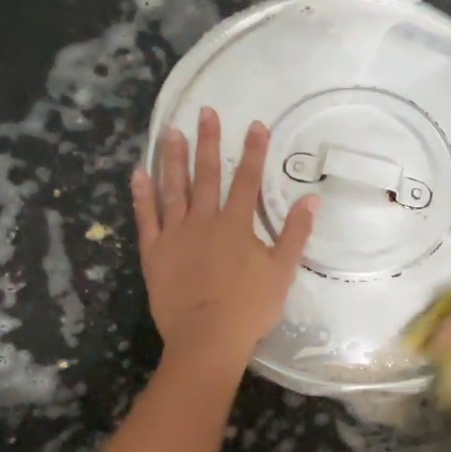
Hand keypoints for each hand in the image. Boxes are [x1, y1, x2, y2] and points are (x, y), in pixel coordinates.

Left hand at [132, 108, 316, 368]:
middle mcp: (203, 221)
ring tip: (169, 131)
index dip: (253, 151)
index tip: (255, 124)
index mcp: (236, 225)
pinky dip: (141, 194)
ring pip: (173, 188)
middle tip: (204, 112)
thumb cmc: (249, 308)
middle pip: (206, 175)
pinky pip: (145, 217)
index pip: (247, 180)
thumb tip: (312, 199)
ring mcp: (174, 235)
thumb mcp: (282, 272)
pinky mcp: (153, 252)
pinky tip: (138, 173)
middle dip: (207, 141)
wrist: (207, 338)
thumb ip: (295, 234)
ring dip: (172, 158)